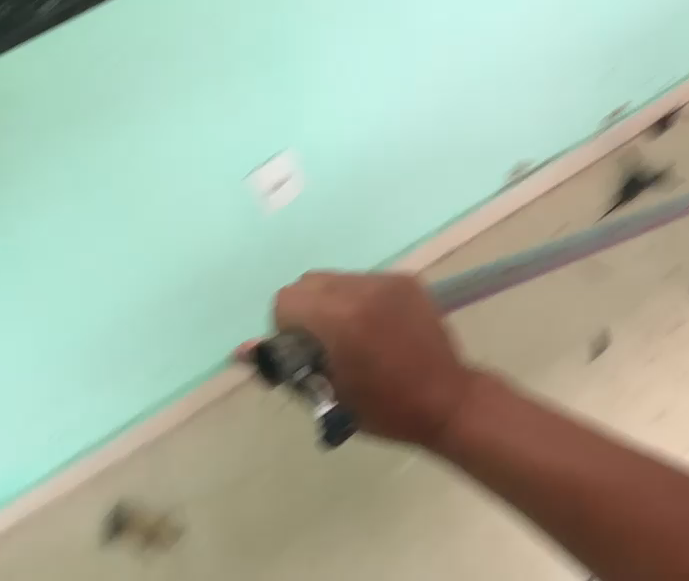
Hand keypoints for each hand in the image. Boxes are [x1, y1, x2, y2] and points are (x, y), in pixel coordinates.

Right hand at [250, 271, 479, 448]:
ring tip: (353, 337)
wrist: (449, 402)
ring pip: (335, 280)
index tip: (306, 355)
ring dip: (331, 303)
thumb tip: (239, 352)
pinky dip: (358, 300)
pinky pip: (364, 281)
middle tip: (324, 346)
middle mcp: (360, 289)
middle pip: (308, 283)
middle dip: (306, 311)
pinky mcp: (405, 280)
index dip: (287, 329)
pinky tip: (377, 329)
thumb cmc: (386, 408)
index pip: (286, 300)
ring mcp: (386, 281)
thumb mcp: (329, 395)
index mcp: (339, 318)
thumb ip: (284, 368)